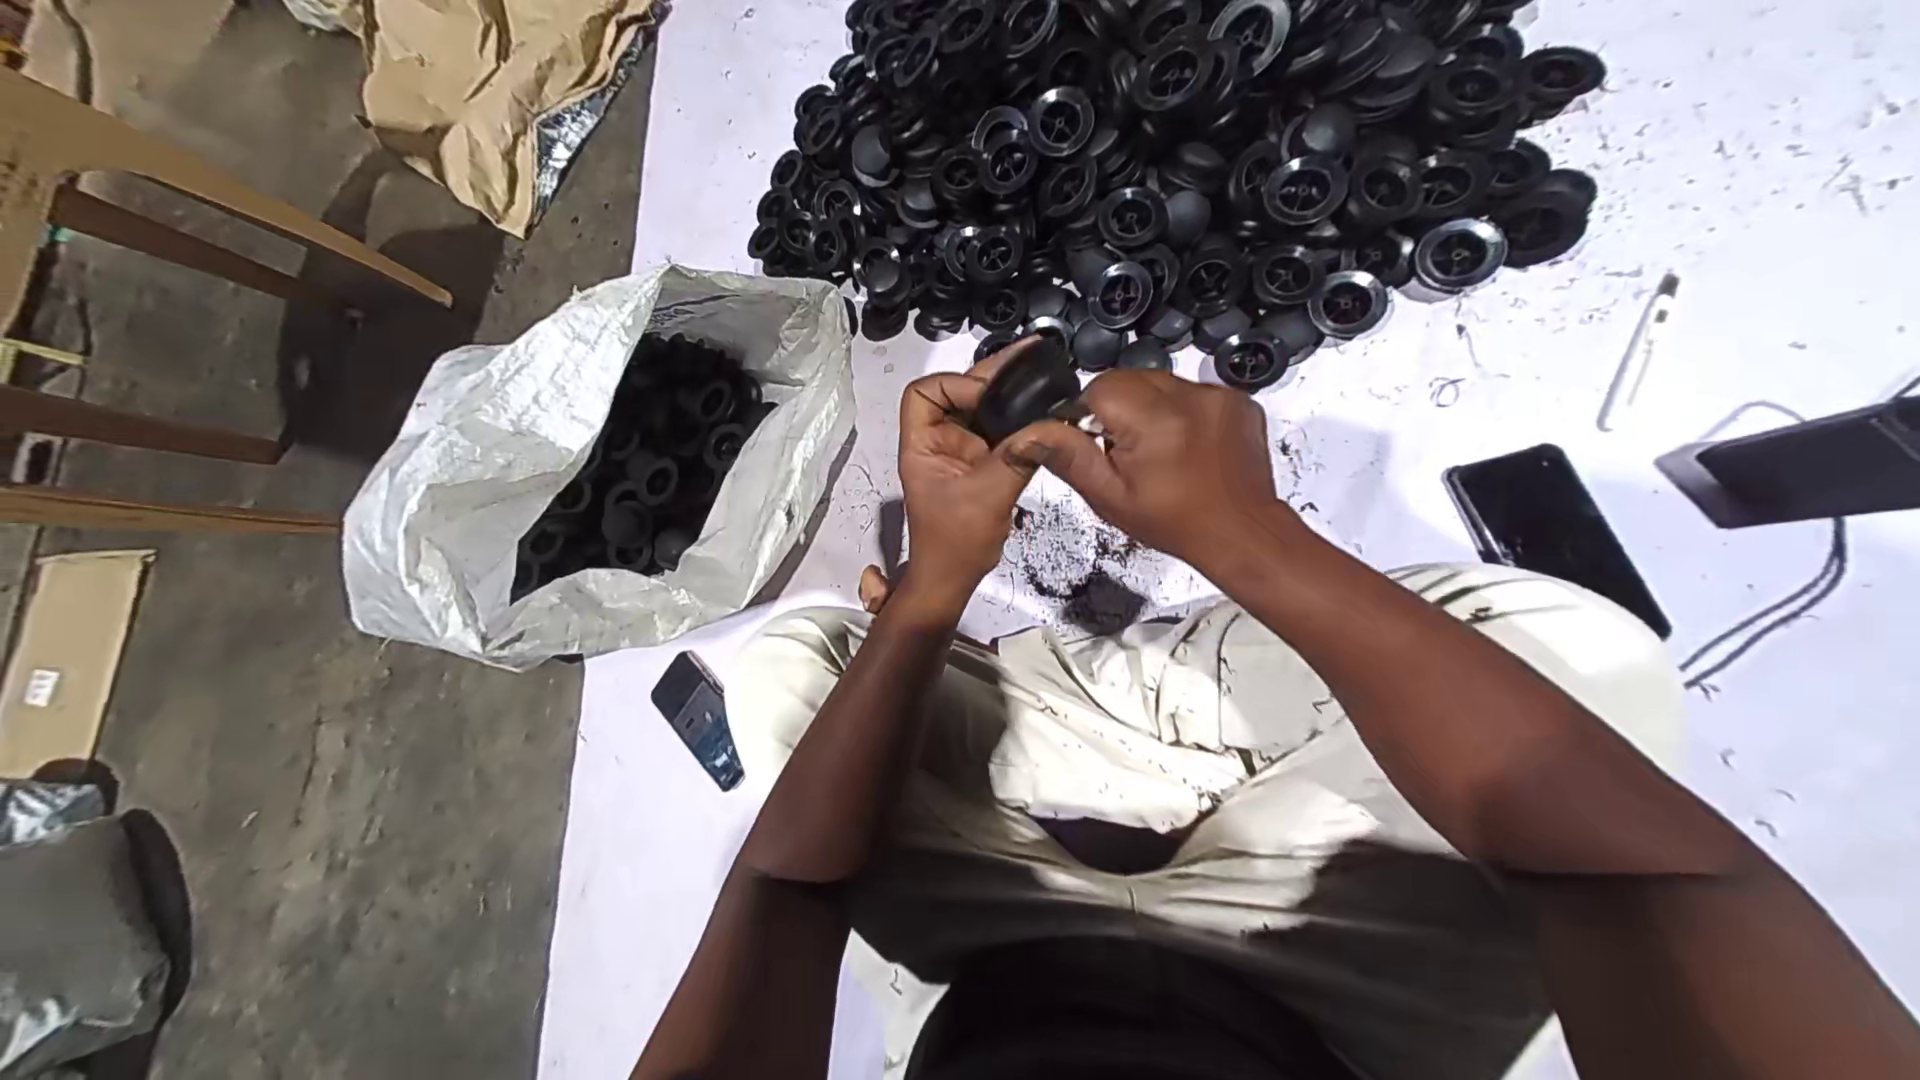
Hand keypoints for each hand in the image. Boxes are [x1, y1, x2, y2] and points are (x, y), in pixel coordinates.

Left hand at [892, 339, 1047, 603]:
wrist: (954, 578)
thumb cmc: (953, 546)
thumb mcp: (986, 499)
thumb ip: (1015, 460)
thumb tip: (1046, 427)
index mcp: (922, 446)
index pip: (925, 393)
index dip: (955, 386)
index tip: (989, 398)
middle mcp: (939, 442)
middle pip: (958, 394)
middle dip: (990, 378)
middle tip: (1028, 357)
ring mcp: (961, 452)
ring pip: (980, 409)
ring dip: (1007, 393)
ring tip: (1038, 372)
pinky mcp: (981, 463)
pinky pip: (998, 430)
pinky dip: (1017, 418)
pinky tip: (1040, 406)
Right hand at [1006, 369, 1306, 572]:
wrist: (1239, 532)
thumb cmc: (1175, 522)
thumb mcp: (1109, 497)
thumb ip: (1069, 458)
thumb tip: (1030, 433)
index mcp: (1154, 422)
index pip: (1099, 387)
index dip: (1088, 412)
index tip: (1095, 440)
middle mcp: (1189, 399)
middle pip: (1130, 378)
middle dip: (1118, 409)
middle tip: (1127, 451)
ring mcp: (1217, 396)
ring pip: (1160, 382)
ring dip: (1149, 408)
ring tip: (1158, 450)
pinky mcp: (1236, 399)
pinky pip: (1191, 391)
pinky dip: (1180, 411)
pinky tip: (1184, 444)